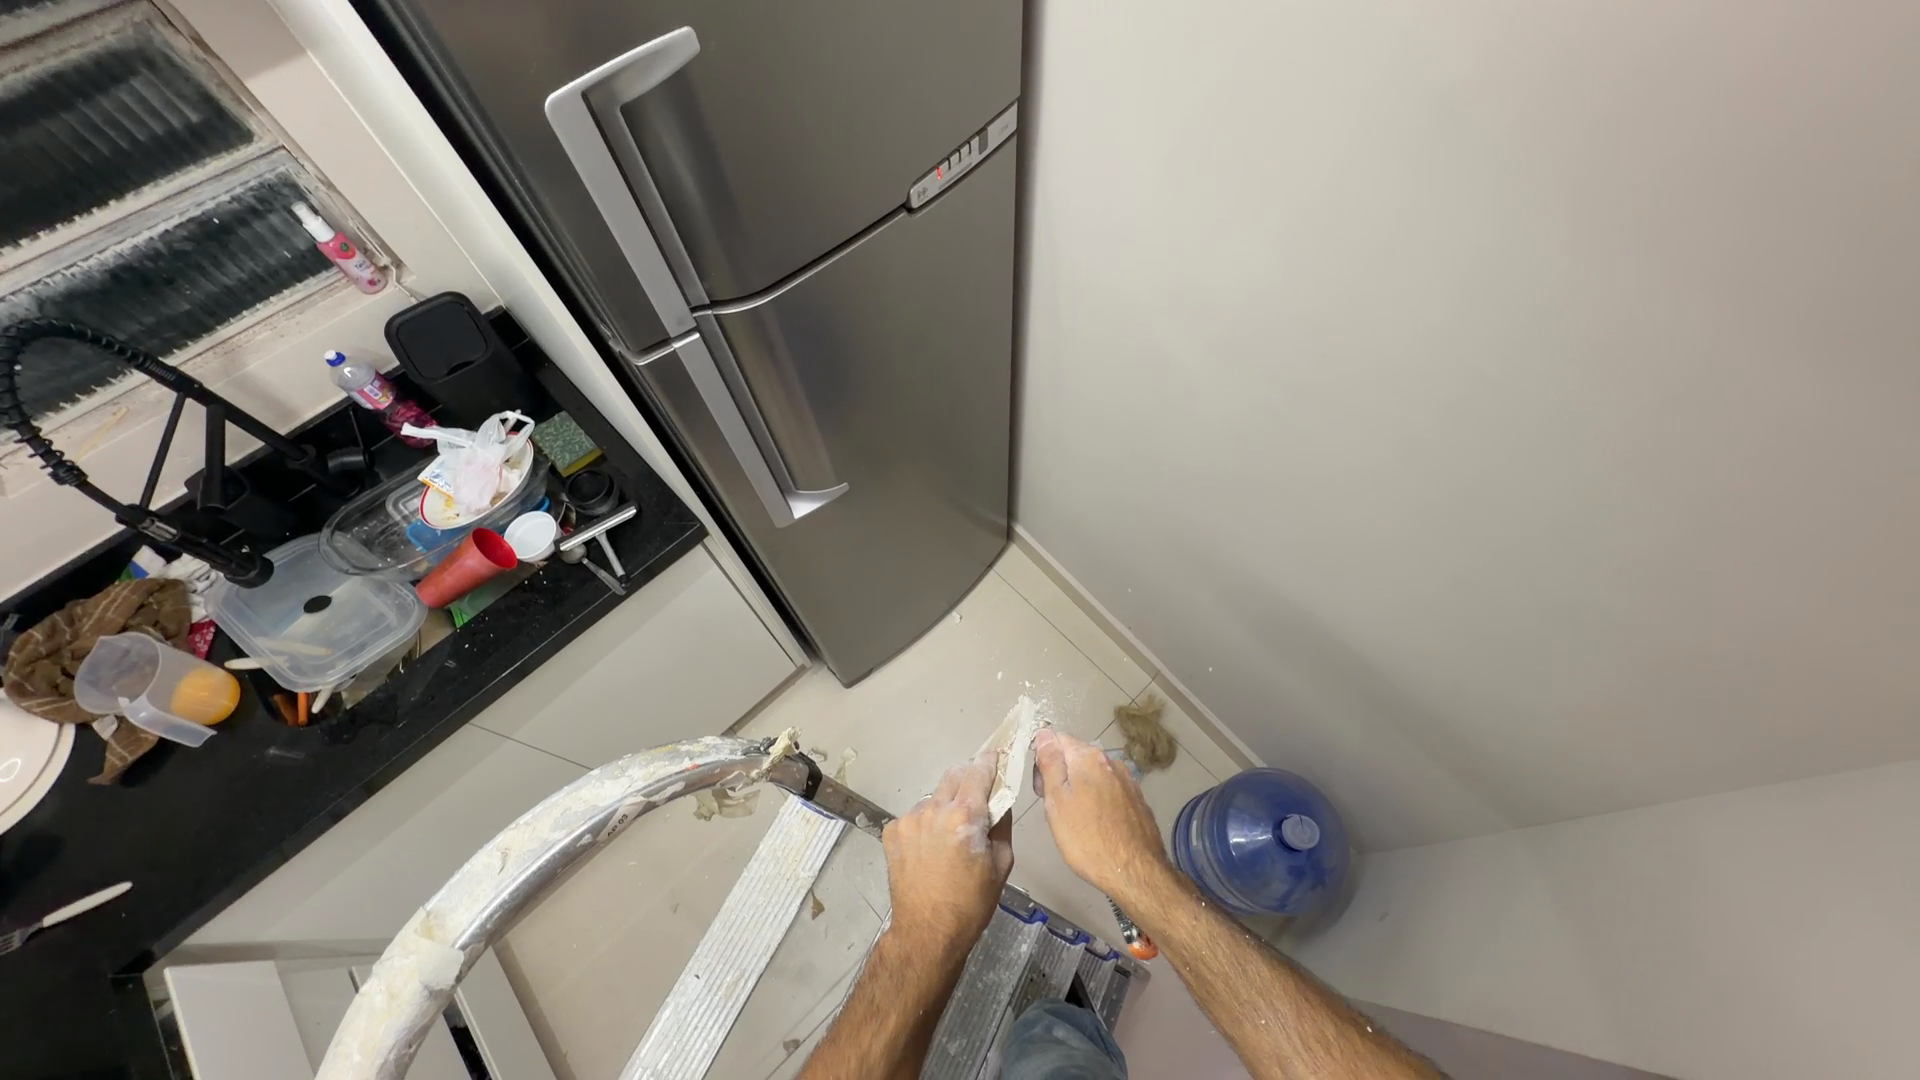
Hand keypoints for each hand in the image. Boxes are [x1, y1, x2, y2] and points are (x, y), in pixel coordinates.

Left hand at [881, 751, 1014, 951]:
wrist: (926, 932)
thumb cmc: (971, 903)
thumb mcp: (1002, 863)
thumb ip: (1001, 822)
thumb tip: (1001, 797)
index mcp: (965, 815)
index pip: (979, 771)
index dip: (989, 761)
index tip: (995, 756)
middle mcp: (935, 809)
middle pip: (954, 775)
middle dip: (968, 778)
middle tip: (976, 795)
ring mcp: (909, 819)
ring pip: (934, 796)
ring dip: (946, 804)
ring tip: (950, 833)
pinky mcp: (893, 831)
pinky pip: (916, 815)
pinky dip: (926, 822)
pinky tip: (930, 847)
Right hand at [1033, 729, 1173, 905]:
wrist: (1135, 873)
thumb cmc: (1087, 839)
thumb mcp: (1056, 801)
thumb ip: (1050, 764)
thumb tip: (1044, 734)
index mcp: (1088, 757)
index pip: (1056, 739)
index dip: (1042, 760)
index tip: (1042, 788)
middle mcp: (1111, 761)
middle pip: (1075, 756)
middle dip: (1061, 775)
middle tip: (1055, 809)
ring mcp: (1128, 781)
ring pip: (1092, 775)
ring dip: (1079, 789)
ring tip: (1075, 821)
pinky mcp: (1137, 800)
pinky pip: (1109, 791)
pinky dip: (1098, 801)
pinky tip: (1097, 825)